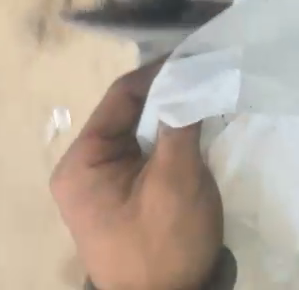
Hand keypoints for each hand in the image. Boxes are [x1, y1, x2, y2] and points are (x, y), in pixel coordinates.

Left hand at [52, 59, 223, 289]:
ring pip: (146, 123)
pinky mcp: (130, 188)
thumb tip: (196, 69)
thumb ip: (181, 120)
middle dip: (174, 87)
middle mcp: (87, 164)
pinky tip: (205, 117)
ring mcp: (108, 178)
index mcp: (82, 161)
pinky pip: (152, 143)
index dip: (163, 70)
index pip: (123, 94)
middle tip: (215, 67)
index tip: (205, 54)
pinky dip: (178, 128)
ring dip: (178, 107)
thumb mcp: (175, 178)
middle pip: (133, 106)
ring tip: (215, 86)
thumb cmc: (164, 243)